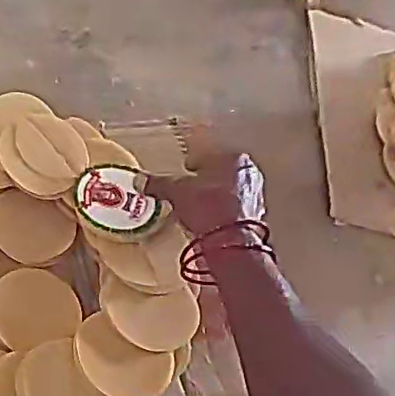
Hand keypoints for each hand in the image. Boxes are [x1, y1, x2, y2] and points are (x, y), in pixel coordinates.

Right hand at [150, 145, 265, 233]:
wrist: (230, 243)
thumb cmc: (208, 207)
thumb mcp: (176, 192)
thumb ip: (159, 184)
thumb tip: (141, 180)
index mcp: (233, 158)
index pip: (209, 153)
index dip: (193, 161)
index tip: (185, 167)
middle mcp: (248, 175)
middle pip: (221, 172)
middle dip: (204, 180)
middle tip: (188, 188)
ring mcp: (253, 197)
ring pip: (228, 191)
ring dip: (213, 197)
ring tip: (195, 208)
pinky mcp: (253, 219)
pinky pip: (231, 211)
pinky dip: (220, 214)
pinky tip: (207, 222)